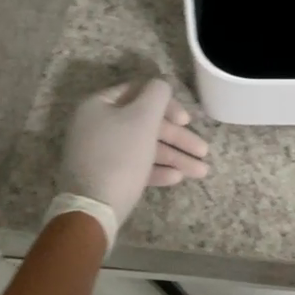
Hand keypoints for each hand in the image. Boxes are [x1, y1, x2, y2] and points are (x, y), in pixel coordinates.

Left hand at [60, 79, 209, 226]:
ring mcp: (99, 153)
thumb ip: (157, 94)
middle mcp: (97, 125)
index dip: (167, 104)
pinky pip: (134, 165)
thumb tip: (162, 84)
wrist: (91, 209)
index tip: (187, 120)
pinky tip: (177, 178)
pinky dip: (156, 170)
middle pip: (145, 123)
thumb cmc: (120, 156)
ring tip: (201, 172)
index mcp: (99, 105)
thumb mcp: (142, 118)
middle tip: (203, 151)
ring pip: (143, 147)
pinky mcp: (104, 176)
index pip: (139, 93)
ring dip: (174, 157)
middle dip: (177, 139)